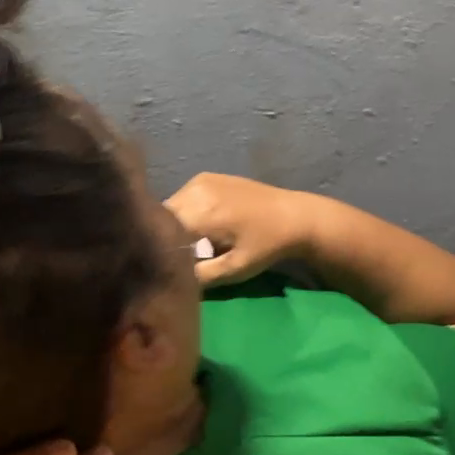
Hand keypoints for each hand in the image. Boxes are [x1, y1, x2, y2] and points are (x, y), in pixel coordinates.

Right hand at [165, 173, 313, 287]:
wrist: (294, 216)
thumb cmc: (266, 245)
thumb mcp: (235, 268)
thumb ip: (201, 275)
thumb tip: (170, 277)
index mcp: (202, 212)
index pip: (161, 231)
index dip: (161, 249)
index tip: (167, 264)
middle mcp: (195, 190)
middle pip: (163, 215)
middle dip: (166, 235)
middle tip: (180, 254)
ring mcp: (200, 180)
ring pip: (171, 205)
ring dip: (173, 223)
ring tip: (190, 241)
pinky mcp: (205, 177)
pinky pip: (183, 196)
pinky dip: (184, 211)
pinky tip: (198, 226)